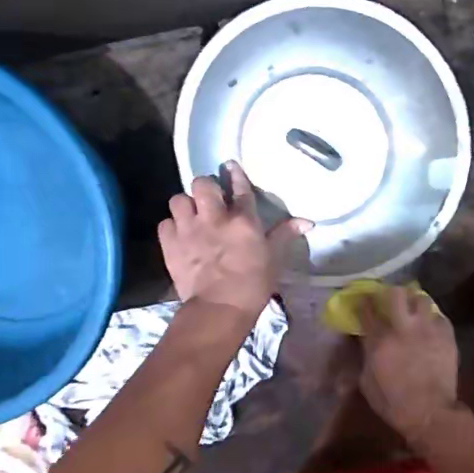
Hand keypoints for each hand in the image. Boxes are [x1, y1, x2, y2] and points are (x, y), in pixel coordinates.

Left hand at [158, 161, 309, 316]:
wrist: (219, 307)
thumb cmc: (254, 283)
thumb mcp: (275, 257)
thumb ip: (286, 234)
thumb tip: (308, 221)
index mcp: (243, 219)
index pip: (240, 187)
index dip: (235, 173)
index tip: (230, 165)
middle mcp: (214, 217)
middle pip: (203, 184)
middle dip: (206, 186)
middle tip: (210, 198)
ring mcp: (189, 229)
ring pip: (178, 199)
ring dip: (185, 204)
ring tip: (191, 214)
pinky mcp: (170, 244)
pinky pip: (165, 223)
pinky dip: (172, 225)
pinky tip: (179, 234)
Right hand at [355, 287, 460, 444]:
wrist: (430, 412)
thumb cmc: (393, 402)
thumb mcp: (367, 381)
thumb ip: (365, 355)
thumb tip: (364, 339)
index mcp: (380, 340)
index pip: (368, 310)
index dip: (364, 301)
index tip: (364, 300)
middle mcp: (403, 328)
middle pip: (396, 293)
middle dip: (391, 293)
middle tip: (391, 300)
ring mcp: (427, 329)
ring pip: (421, 298)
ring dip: (415, 302)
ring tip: (413, 310)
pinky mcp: (446, 335)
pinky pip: (439, 316)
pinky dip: (433, 319)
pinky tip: (430, 328)